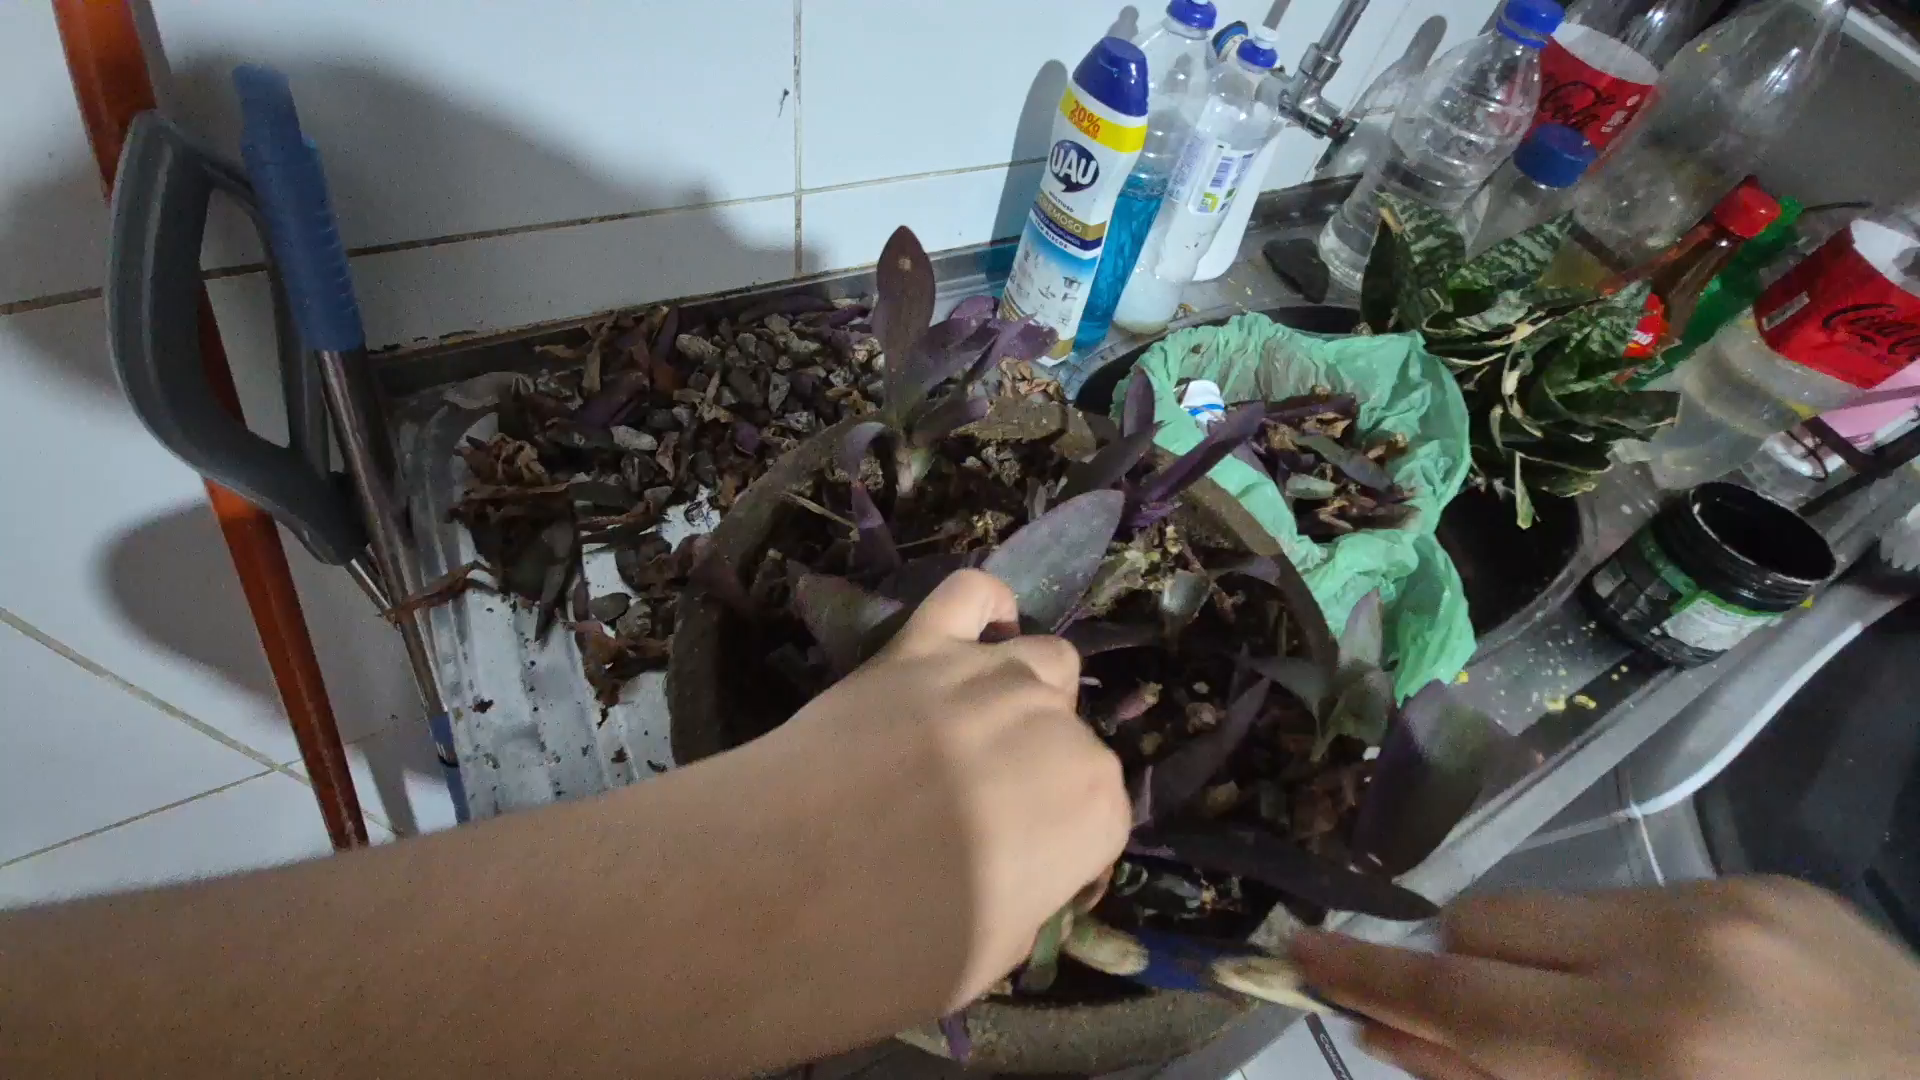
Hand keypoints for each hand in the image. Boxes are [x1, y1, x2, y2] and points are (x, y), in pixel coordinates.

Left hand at [739, 569, 1128, 1014]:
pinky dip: (984, 608)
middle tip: (985, 810)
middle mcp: (1057, 723)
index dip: (1067, 848)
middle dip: (1042, 770)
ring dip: (1026, 695)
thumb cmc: (897, 942)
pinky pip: (972, 594)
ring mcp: (989, 672)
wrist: (788, 878)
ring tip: (978, 733)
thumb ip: (1032, 888)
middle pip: (1071, 733)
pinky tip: (976, 635)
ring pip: (1043, 659)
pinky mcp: (921, 643)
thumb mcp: (996, 953)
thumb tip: (1019, 863)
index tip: (1027, 872)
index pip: (1104, 815)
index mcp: (1093, 802)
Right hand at [1291, 878, 1919, 1079]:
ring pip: (1544, 904)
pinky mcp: (1770, 884)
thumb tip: (1387, 1031)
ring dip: (1543, 961)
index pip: (1459, 995)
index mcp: (1662, 1052)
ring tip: (1617, 1021)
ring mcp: (1735, 904)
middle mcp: (1690, 954)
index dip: (1367, 974)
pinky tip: (1691, 1004)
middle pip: (1481, 921)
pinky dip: (1620, 952)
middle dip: (1467, 973)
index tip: (1300, 950)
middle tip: (1500, 1026)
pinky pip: (1623, 901)